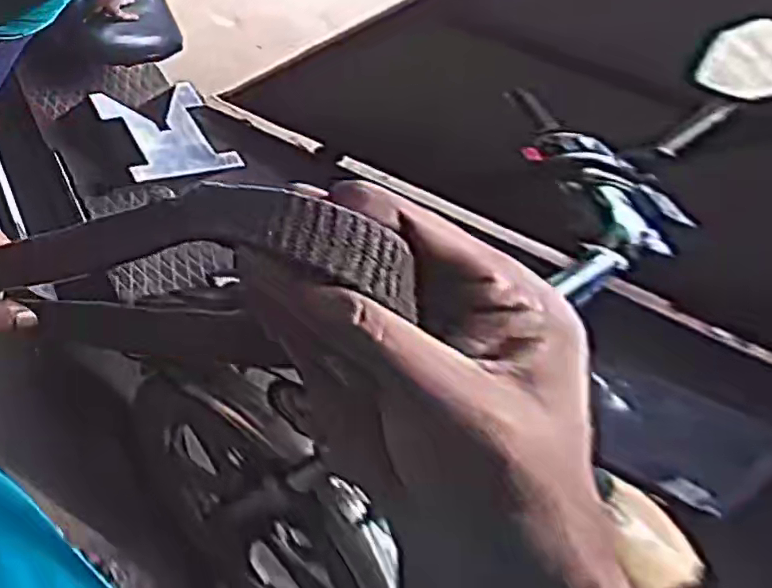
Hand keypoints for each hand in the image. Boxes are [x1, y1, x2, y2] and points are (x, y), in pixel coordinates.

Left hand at [88, 0, 136, 22]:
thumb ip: (89, 13)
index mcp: (114, 8)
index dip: (129, 17)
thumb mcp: (93, 7)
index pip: (122, 15)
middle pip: (123, 1)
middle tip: (133, 0)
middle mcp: (117, 0)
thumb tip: (83, 21)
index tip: (138, 17)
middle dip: (128, 2)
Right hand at [248, 182, 627, 587]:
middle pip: (358, 244)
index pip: (415, 224)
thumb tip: (297, 280)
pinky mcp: (343, 351)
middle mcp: (435, 301)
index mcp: (497, 297)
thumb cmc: (518, 493)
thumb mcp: (456, 400)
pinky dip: (272, 301)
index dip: (359, 216)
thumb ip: (373, 332)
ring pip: (319, 277)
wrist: (482, 557)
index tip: (307, 220)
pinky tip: (256, 287)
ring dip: (284, 269)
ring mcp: (384, 326)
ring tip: (253, 254)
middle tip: (271, 234)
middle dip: (312, 241)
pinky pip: (297, 313)